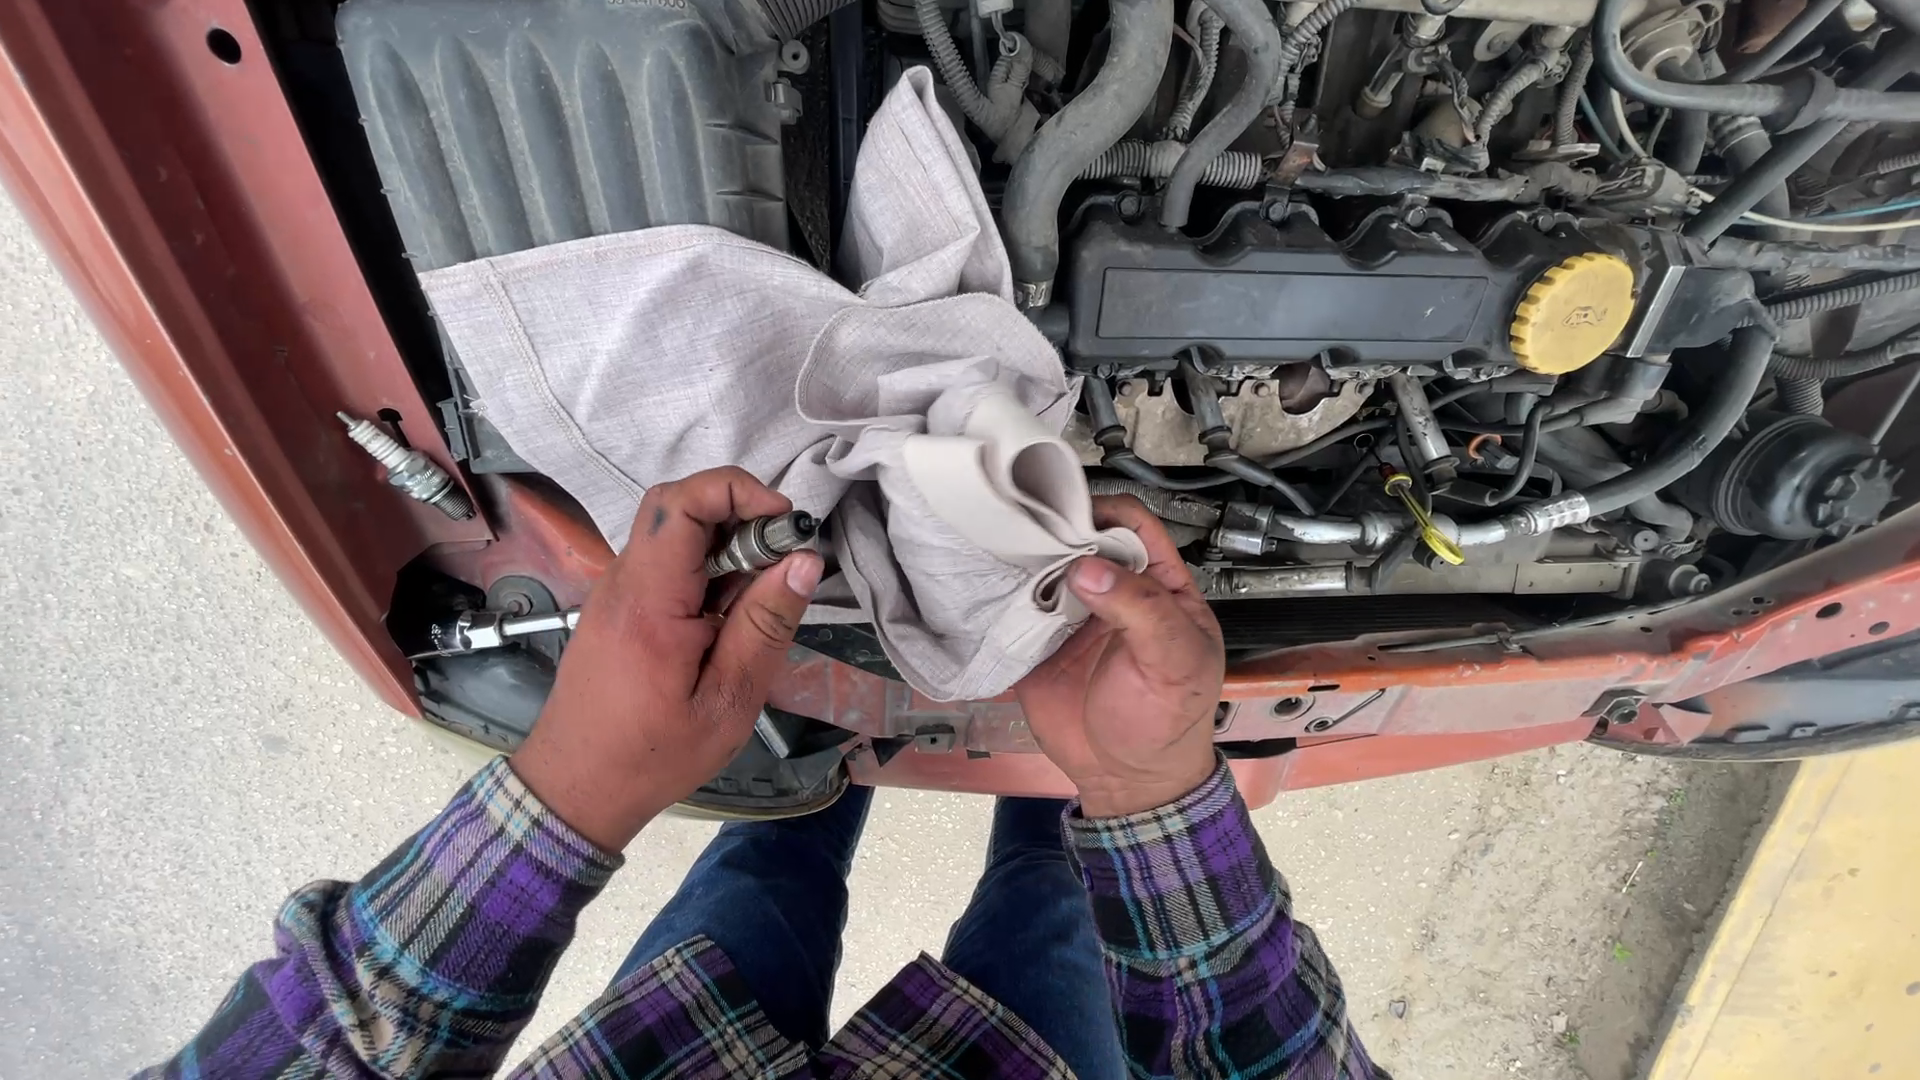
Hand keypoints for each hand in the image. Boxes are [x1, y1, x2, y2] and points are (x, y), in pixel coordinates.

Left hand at [508, 467, 822, 850]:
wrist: (576, 787)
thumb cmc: (655, 753)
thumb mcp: (729, 700)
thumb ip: (766, 625)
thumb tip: (804, 561)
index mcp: (649, 600)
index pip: (682, 502)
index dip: (738, 490)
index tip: (785, 523)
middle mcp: (624, 581)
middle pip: (678, 505)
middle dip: (740, 513)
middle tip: (782, 557)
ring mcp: (617, 590)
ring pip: (675, 532)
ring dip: (727, 543)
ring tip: (762, 593)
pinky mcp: (620, 604)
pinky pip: (668, 561)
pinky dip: (709, 567)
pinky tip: (731, 612)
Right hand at [1014, 495, 1224, 817]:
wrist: (1125, 781)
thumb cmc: (1166, 722)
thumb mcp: (1175, 663)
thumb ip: (1141, 611)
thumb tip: (1085, 569)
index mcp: (1157, 585)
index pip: (1132, 526)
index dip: (1104, 512)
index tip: (1070, 517)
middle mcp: (1111, 590)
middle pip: (1080, 540)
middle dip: (1054, 530)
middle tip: (1021, 528)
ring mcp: (1071, 614)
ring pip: (1044, 567)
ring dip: (1023, 558)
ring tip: (996, 549)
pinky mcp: (1036, 640)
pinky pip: (1015, 607)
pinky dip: (999, 595)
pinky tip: (984, 583)